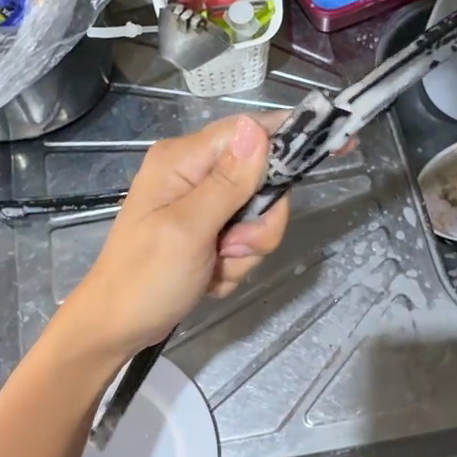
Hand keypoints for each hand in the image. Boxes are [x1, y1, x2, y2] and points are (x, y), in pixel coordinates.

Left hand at [53, 114, 289, 361]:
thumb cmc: (144, 278)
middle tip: (233, 247)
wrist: (116, 329)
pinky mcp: (206, 234)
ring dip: (245, 251)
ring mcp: (200, 206)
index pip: (248, 131)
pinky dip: (233, 266)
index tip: (340, 144)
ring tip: (214, 267)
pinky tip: (208, 279)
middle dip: (259, 222)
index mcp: (182, 160)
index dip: (291, 137)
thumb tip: (257, 127)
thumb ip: (227, 182)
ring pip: (258, 217)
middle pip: (261, 180)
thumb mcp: (188, 230)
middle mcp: (193, 174)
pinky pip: (244, 242)